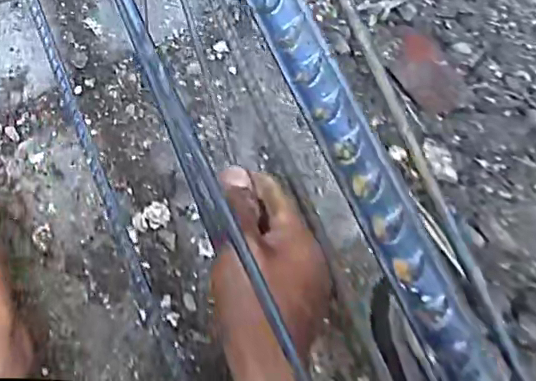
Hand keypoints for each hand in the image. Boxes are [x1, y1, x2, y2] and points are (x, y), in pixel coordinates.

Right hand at [210, 166, 331, 380]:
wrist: (264, 364)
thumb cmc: (251, 305)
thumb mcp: (239, 247)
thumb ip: (239, 208)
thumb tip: (236, 174)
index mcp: (301, 237)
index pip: (273, 190)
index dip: (245, 184)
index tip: (222, 188)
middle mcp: (313, 254)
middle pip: (276, 215)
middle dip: (248, 213)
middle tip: (223, 221)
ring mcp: (311, 278)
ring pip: (277, 239)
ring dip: (254, 237)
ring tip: (230, 247)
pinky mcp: (304, 297)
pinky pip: (281, 262)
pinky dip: (262, 259)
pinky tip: (244, 271)